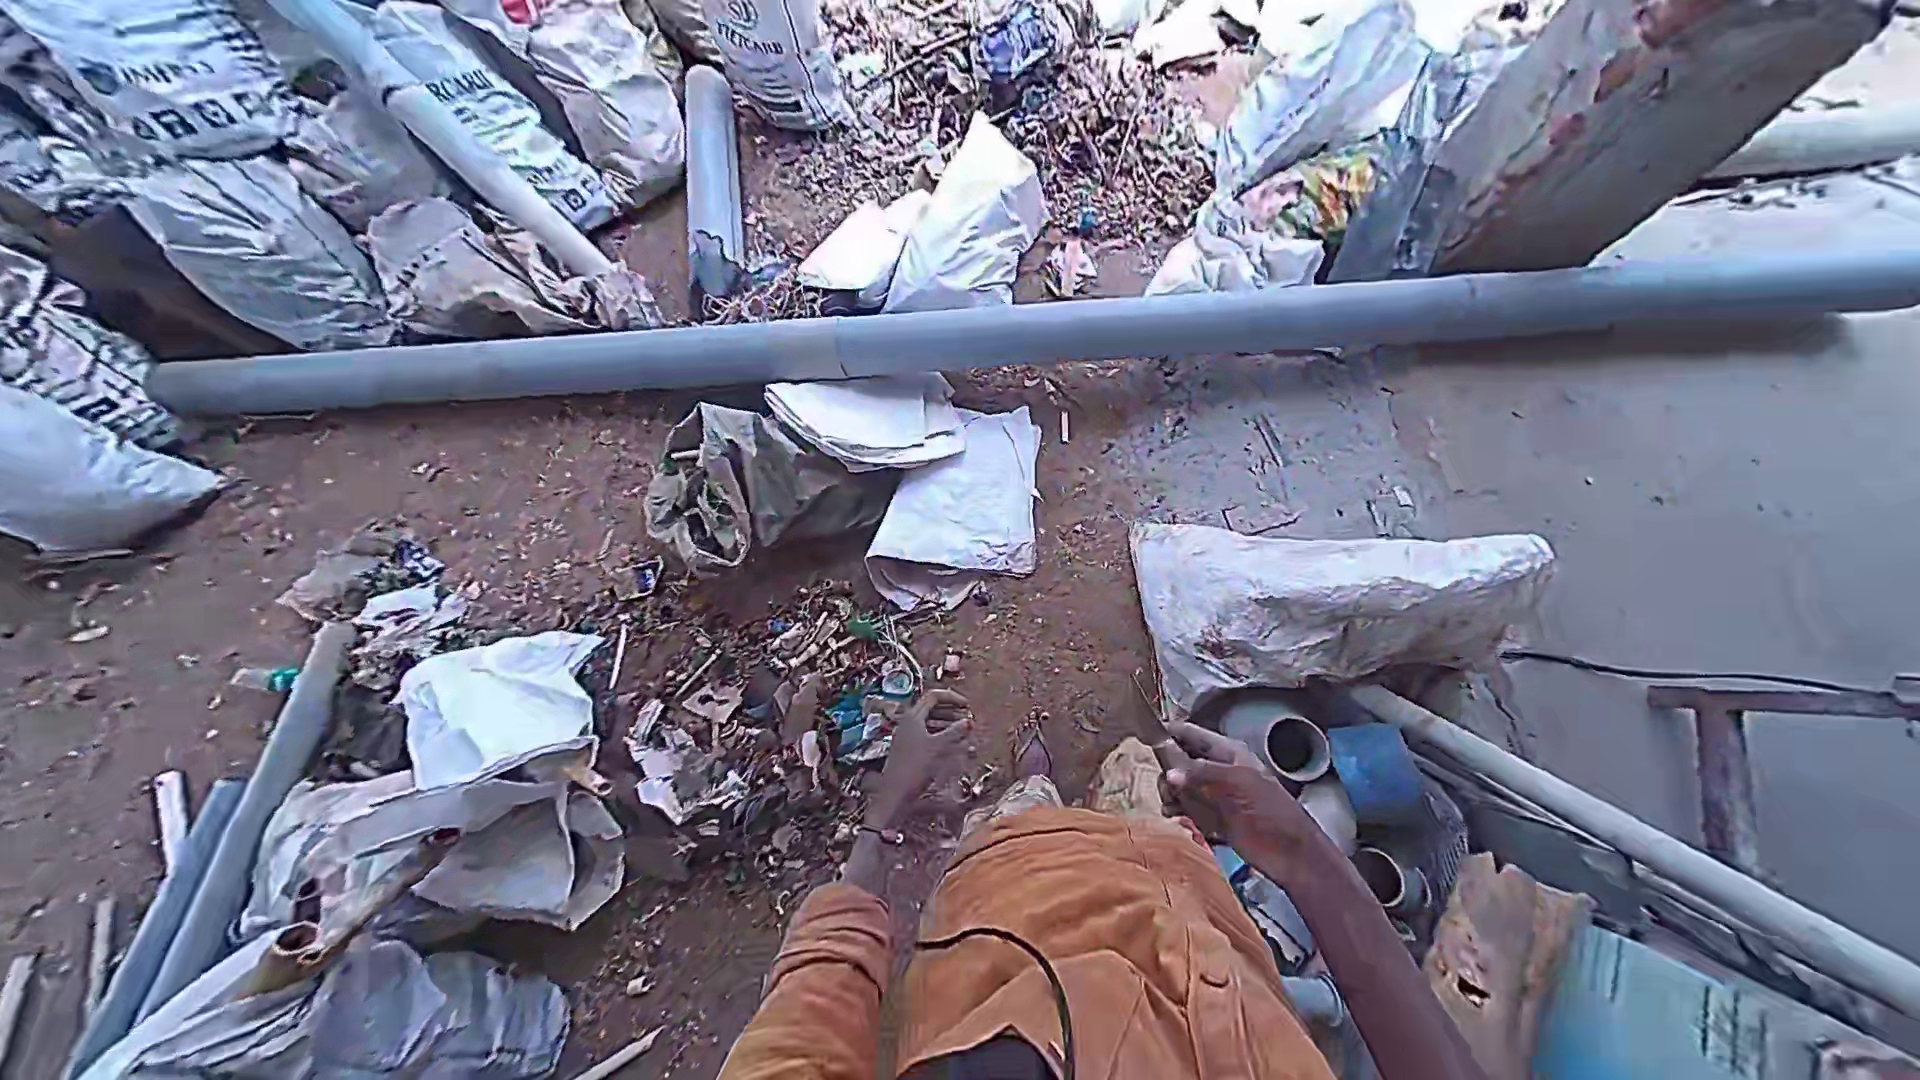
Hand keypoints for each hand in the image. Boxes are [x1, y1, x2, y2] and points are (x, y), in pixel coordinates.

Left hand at [865, 689, 971, 830]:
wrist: (894, 795)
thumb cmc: (916, 768)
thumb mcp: (939, 748)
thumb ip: (955, 732)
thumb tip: (969, 721)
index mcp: (913, 717)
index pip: (933, 696)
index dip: (952, 697)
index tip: (967, 705)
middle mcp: (907, 723)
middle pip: (931, 708)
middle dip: (951, 710)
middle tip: (966, 716)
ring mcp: (906, 736)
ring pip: (929, 722)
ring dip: (947, 723)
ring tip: (963, 731)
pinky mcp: (907, 749)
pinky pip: (926, 734)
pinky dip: (940, 735)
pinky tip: (952, 745)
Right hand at [1153, 721, 1330, 883]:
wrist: (1293, 856)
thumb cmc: (1270, 811)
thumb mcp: (1236, 783)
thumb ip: (1200, 774)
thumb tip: (1168, 773)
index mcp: (1226, 752)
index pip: (1190, 733)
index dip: (1168, 733)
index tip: (1144, 738)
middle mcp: (1217, 769)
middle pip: (1179, 759)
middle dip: (1167, 769)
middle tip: (1166, 785)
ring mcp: (1214, 793)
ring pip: (1180, 784)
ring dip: (1170, 792)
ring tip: (1171, 803)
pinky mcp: (1212, 817)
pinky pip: (1186, 807)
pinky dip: (1176, 809)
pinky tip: (1175, 815)